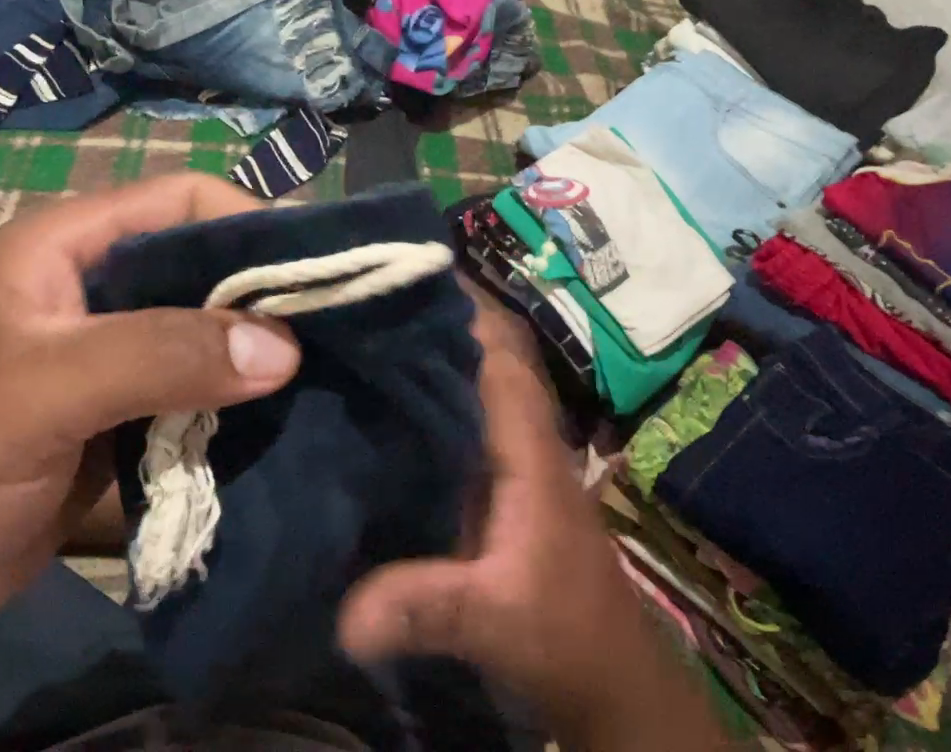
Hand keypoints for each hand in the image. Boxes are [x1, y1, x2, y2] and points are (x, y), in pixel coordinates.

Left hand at [0, 174, 303, 628]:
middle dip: (266, 295)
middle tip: (338, 335)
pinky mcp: (120, 409)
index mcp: (65, 247)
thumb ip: (154, 356)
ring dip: (256, 353)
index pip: (180, 200)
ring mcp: (109, 350)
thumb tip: (282, 343)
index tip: (319, 276)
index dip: (251, 225)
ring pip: (206, 330)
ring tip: (327, 379)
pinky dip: (235, 402)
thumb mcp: (36, 395)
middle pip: (203, 264)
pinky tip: (278, 422)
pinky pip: (196, 389)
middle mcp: (94, 286)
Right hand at [338, 300, 722, 749]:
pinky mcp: (481, 493)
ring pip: (457, 393)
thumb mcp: (497, 620)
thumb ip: (429, 606)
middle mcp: (513, 441)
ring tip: (345, 331)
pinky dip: (409, 410)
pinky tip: (359, 408)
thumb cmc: (568, 637)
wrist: (606, 681)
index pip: (494, 354)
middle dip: (420, 325)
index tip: (397, 268)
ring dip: (414, 362)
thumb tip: (344, 613)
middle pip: (471, 361)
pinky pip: (441, 431)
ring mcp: (498, 466)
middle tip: (348, 294)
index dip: (454, 308)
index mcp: (526, 447)